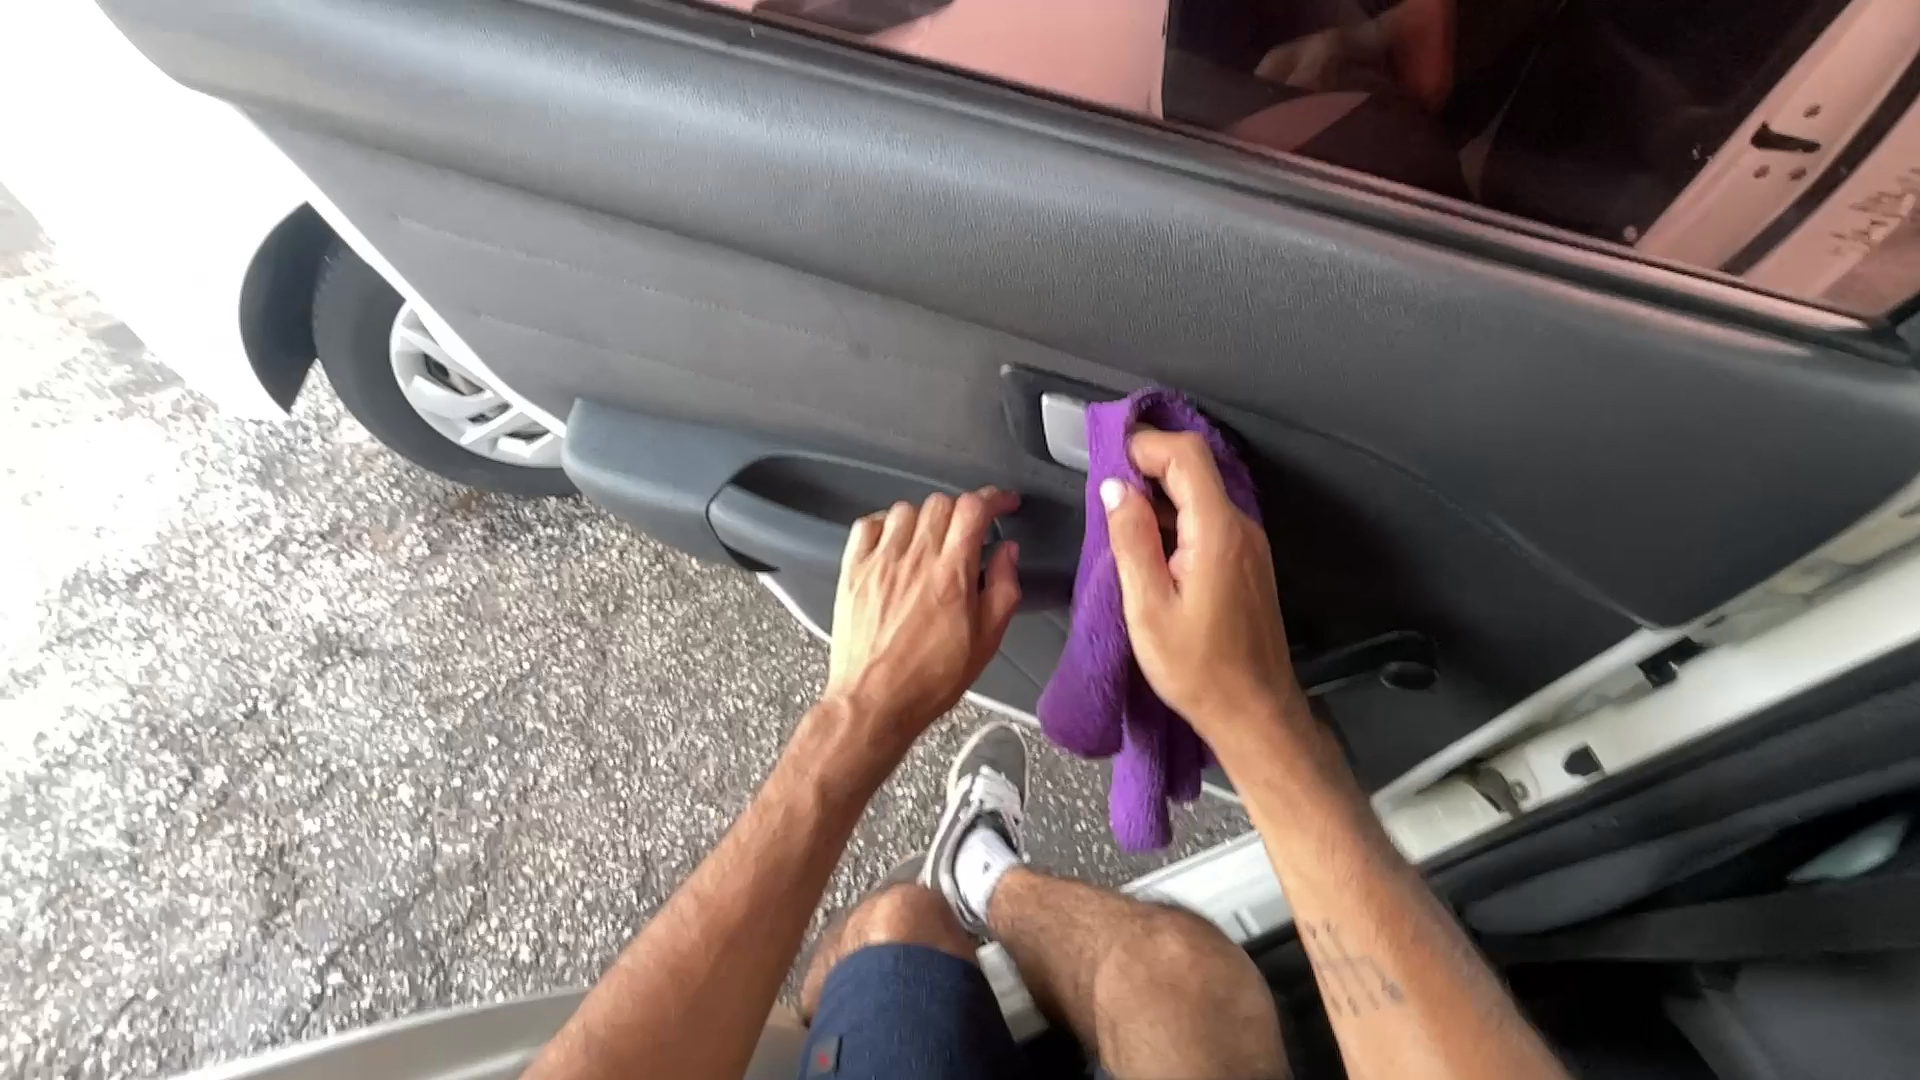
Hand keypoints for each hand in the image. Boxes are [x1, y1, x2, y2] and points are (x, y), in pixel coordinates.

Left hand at [824, 488, 1022, 750]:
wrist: (875, 702)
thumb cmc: (932, 679)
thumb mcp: (987, 640)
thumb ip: (1004, 588)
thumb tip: (1008, 552)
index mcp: (953, 574)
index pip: (974, 509)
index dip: (993, 498)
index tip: (1003, 503)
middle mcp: (915, 559)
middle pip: (941, 503)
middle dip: (962, 510)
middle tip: (969, 530)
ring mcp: (880, 562)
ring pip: (905, 509)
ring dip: (925, 517)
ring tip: (931, 540)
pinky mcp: (853, 571)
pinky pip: (867, 525)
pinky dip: (884, 525)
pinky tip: (894, 543)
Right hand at [1101, 431, 1309, 750]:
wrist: (1253, 710)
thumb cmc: (1196, 668)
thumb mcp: (1147, 607)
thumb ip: (1132, 540)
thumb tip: (1116, 488)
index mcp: (1216, 532)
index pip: (1186, 455)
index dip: (1144, 446)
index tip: (1107, 462)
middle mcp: (1240, 527)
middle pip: (1195, 467)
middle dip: (1147, 467)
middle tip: (1106, 495)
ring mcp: (1248, 542)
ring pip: (1200, 492)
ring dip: (1159, 495)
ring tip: (1121, 525)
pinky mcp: (1245, 559)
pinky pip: (1208, 518)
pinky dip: (1175, 517)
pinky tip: (1150, 548)